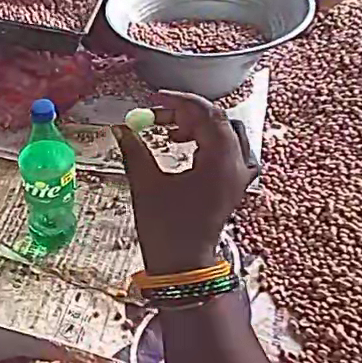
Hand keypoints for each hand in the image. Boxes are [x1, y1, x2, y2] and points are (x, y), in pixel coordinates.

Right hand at [111, 91, 256, 273]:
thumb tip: (120, 128)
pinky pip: (229, 151)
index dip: (180, 101)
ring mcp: (241, 176)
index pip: (207, 114)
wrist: (183, 264)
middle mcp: (239, 164)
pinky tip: (185, 149)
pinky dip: (208, 142)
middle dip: (186, 114)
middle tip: (156, 118)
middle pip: (218, 121)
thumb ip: (135, 150)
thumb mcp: (146, 184)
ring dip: (198, 127)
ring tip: (169, 135)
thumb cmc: (166, 227)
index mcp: (221, 161)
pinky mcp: (235, 185)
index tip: (154, 98)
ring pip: (226, 134)